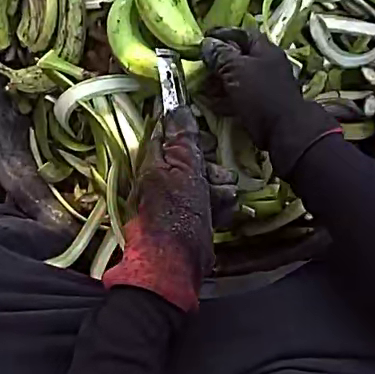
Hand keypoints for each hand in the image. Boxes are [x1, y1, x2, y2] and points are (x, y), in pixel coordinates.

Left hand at [103, 108, 213, 309]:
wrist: (175, 267)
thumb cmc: (177, 217)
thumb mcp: (184, 172)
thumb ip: (183, 140)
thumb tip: (177, 106)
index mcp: (152, 164)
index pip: (167, 134)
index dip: (187, 129)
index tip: (205, 134)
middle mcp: (160, 181)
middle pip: (191, 159)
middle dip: (209, 164)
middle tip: (216, 172)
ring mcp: (174, 202)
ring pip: (204, 181)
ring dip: (218, 187)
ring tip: (221, 198)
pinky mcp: (189, 220)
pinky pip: (209, 203)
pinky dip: (218, 207)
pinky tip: (221, 213)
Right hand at [198, 27, 338, 175]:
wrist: (283, 130)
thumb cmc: (260, 93)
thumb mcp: (236, 69)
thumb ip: (221, 55)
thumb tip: (207, 44)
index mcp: (265, 50)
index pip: (243, 34)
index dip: (223, 34)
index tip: (204, 38)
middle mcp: (267, 65)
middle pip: (240, 57)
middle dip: (218, 60)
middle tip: (199, 63)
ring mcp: (265, 86)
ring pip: (238, 78)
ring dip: (219, 80)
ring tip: (200, 83)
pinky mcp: (261, 105)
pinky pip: (239, 96)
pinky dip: (224, 98)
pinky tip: (209, 102)